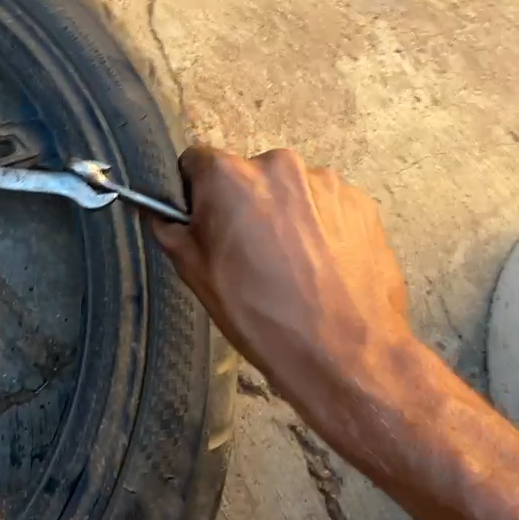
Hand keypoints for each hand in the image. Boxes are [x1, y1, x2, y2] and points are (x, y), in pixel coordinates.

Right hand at [151, 146, 411, 414]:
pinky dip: (321, 227)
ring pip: (289, 190)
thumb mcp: (195, 273)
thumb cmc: (261, 314)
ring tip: (291, 264)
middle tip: (248, 251)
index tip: (203, 221)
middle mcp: (278, 165)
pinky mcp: (362, 205)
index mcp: (229, 175)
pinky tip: (321, 267)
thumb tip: (155, 211)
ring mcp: (326, 183)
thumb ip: (168, 229)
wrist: (346, 357)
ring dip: (284, 214)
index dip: (195, 192)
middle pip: (247, 175)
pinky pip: (327, 206)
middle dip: (243, 203)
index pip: (196, 162)